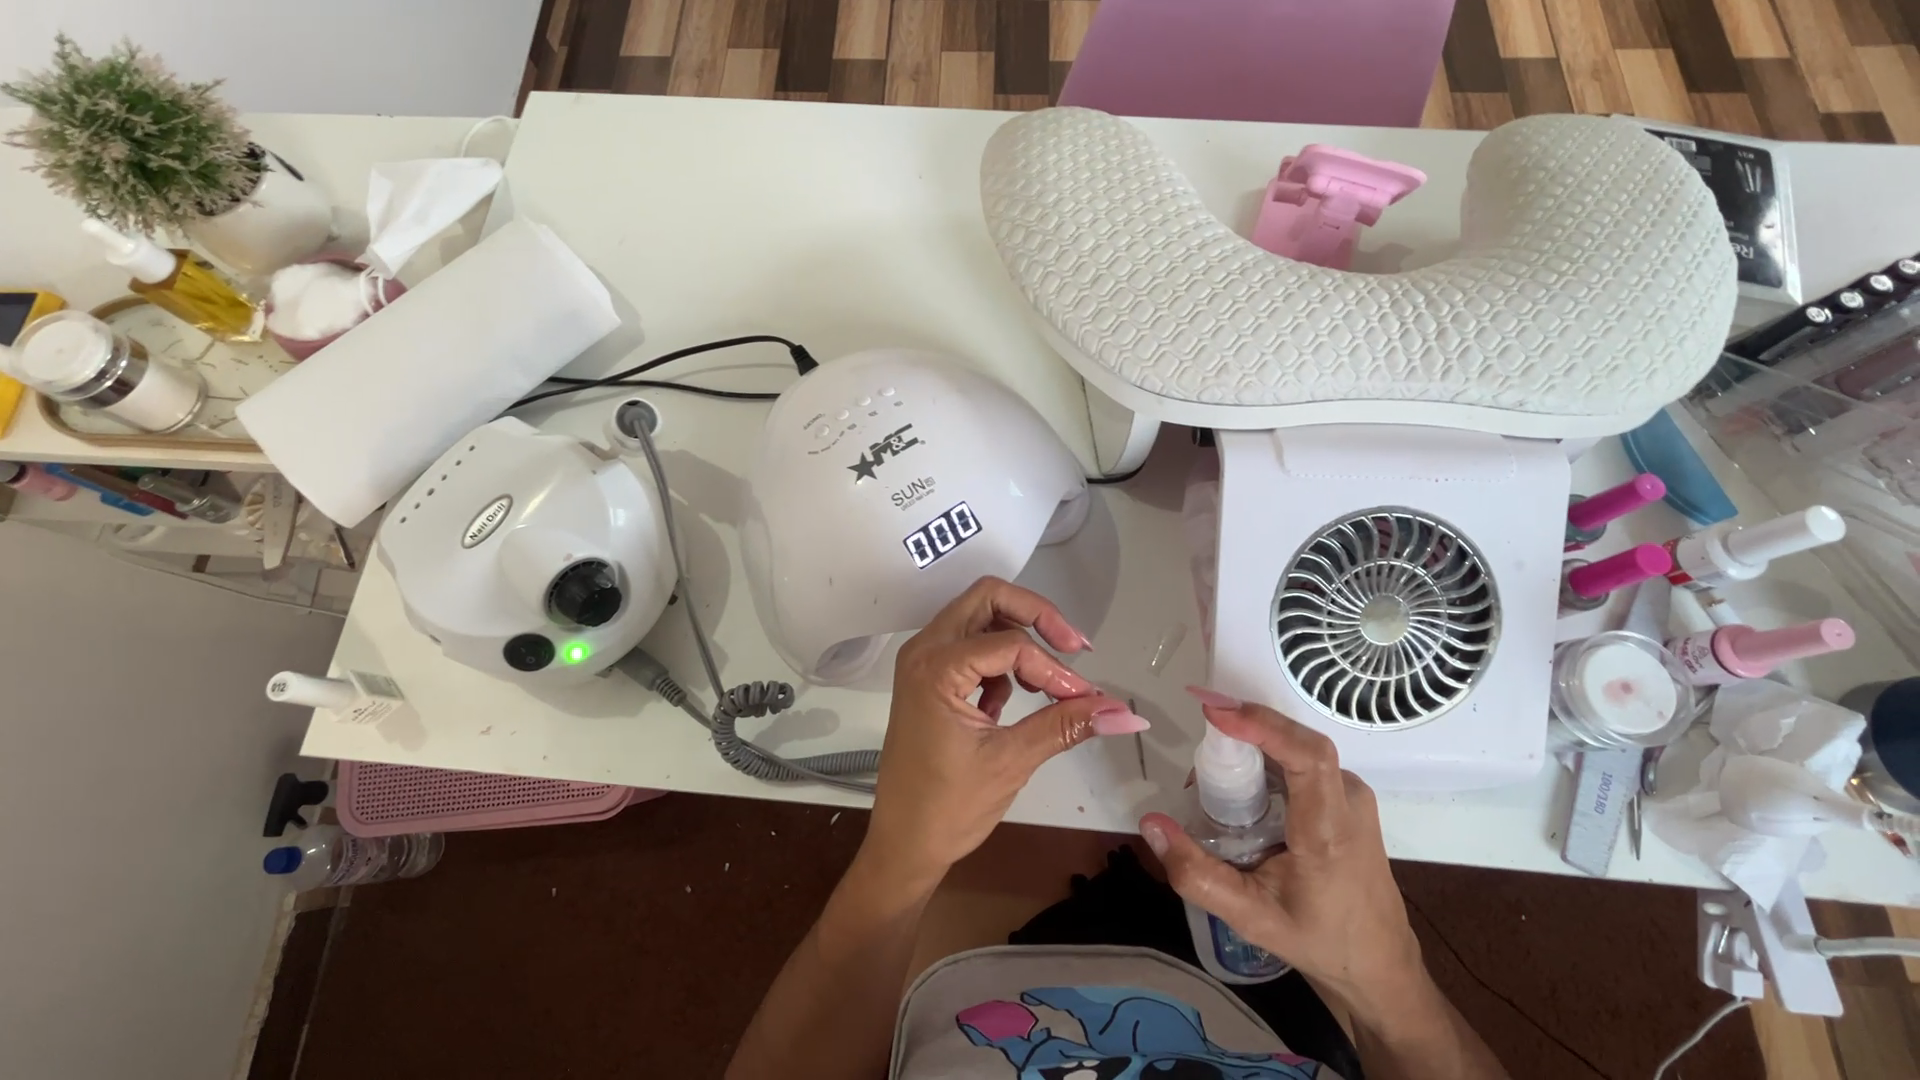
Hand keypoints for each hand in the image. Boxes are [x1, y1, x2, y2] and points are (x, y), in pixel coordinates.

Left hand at [862, 577, 1149, 889]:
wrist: (904, 845)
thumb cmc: (949, 807)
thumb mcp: (1013, 761)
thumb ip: (1067, 725)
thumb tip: (1125, 713)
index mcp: (936, 668)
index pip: (1010, 643)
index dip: (1053, 667)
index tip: (1083, 698)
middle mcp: (923, 651)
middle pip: (988, 598)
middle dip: (1037, 616)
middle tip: (1074, 647)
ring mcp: (922, 662)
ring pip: (979, 616)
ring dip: (1019, 636)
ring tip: (1049, 681)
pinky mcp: (928, 679)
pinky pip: (970, 644)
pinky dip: (999, 659)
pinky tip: (1011, 700)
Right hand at [1140, 693, 1425, 1020]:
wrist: (1379, 961)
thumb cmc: (1318, 938)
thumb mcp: (1249, 917)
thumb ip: (1196, 873)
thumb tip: (1151, 824)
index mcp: (1329, 829)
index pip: (1307, 756)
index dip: (1261, 724)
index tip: (1214, 711)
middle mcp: (1348, 800)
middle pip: (1294, 744)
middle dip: (1241, 735)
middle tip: (1196, 764)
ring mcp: (1351, 795)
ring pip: (1295, 750)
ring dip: (1250, 751)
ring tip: (1209, 786)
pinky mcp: (1346, 797)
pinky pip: (1301, 763)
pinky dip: (1264, 763)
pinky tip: (1237, 793)